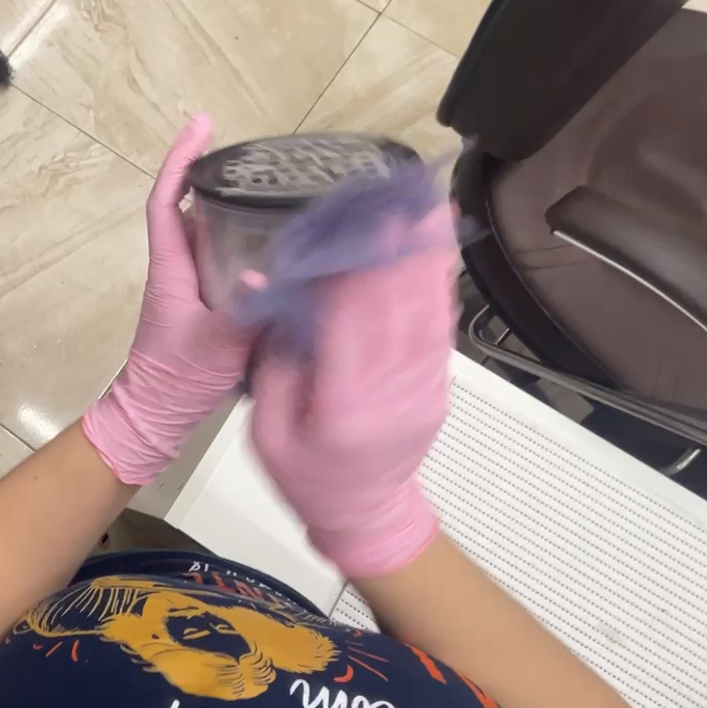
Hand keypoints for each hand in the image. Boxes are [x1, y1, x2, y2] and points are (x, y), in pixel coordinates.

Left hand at [83, 114, 253, 484]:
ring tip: (277, 189)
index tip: (201, 125)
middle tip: (259, 157)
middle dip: (216, 176)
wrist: (157, 416)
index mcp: (171, 268)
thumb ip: (240, 314)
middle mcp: (179, 268)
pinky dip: (247, 243)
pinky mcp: (207, 304)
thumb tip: (267, 276)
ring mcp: (192, 286)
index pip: (166, 201)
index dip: (180, 161)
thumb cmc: (175, 379)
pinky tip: (280, 244)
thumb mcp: (213, 346)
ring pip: (211, 234)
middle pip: (192, 208)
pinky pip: (225, 260)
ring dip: (235, 208)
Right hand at [248, 206, 456, 576]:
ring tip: (427, 203)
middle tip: (398, 193)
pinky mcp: (438, 384)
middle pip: (400, 307)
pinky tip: (435, 249)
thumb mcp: (266, 429)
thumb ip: (272, 362)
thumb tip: (268, 293)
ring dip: (427, 254)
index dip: (357, 268)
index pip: (352, 323)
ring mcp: (425, 387)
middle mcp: (394, 391)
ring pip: (429, 310)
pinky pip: (440, 326)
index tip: (354, 221)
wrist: (366, 515)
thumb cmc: (305, 476)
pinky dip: (438, 283)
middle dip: (399, 246)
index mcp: (344, 406)